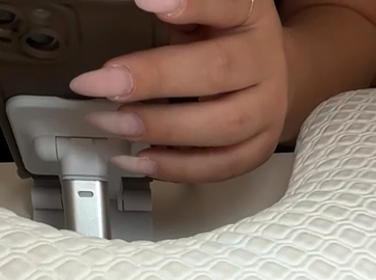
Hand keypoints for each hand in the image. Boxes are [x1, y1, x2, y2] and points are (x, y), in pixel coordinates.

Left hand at [70, 0, 290, 182]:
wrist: (271, 79)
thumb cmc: (229, 39)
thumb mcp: (211, 12)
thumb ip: (185, 10)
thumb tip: (147, 4)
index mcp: (255, 20)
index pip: (226, 7)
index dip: (190, 6)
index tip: (145, 3)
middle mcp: (266, 68)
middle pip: (217, 74)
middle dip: (155, 80)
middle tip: (105, 85)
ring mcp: (266, 116)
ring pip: (222, 129)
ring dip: (162, 130)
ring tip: (115, 125)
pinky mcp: (256, 152)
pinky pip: (218, 167)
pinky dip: (176, 168)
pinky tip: (140, 160)